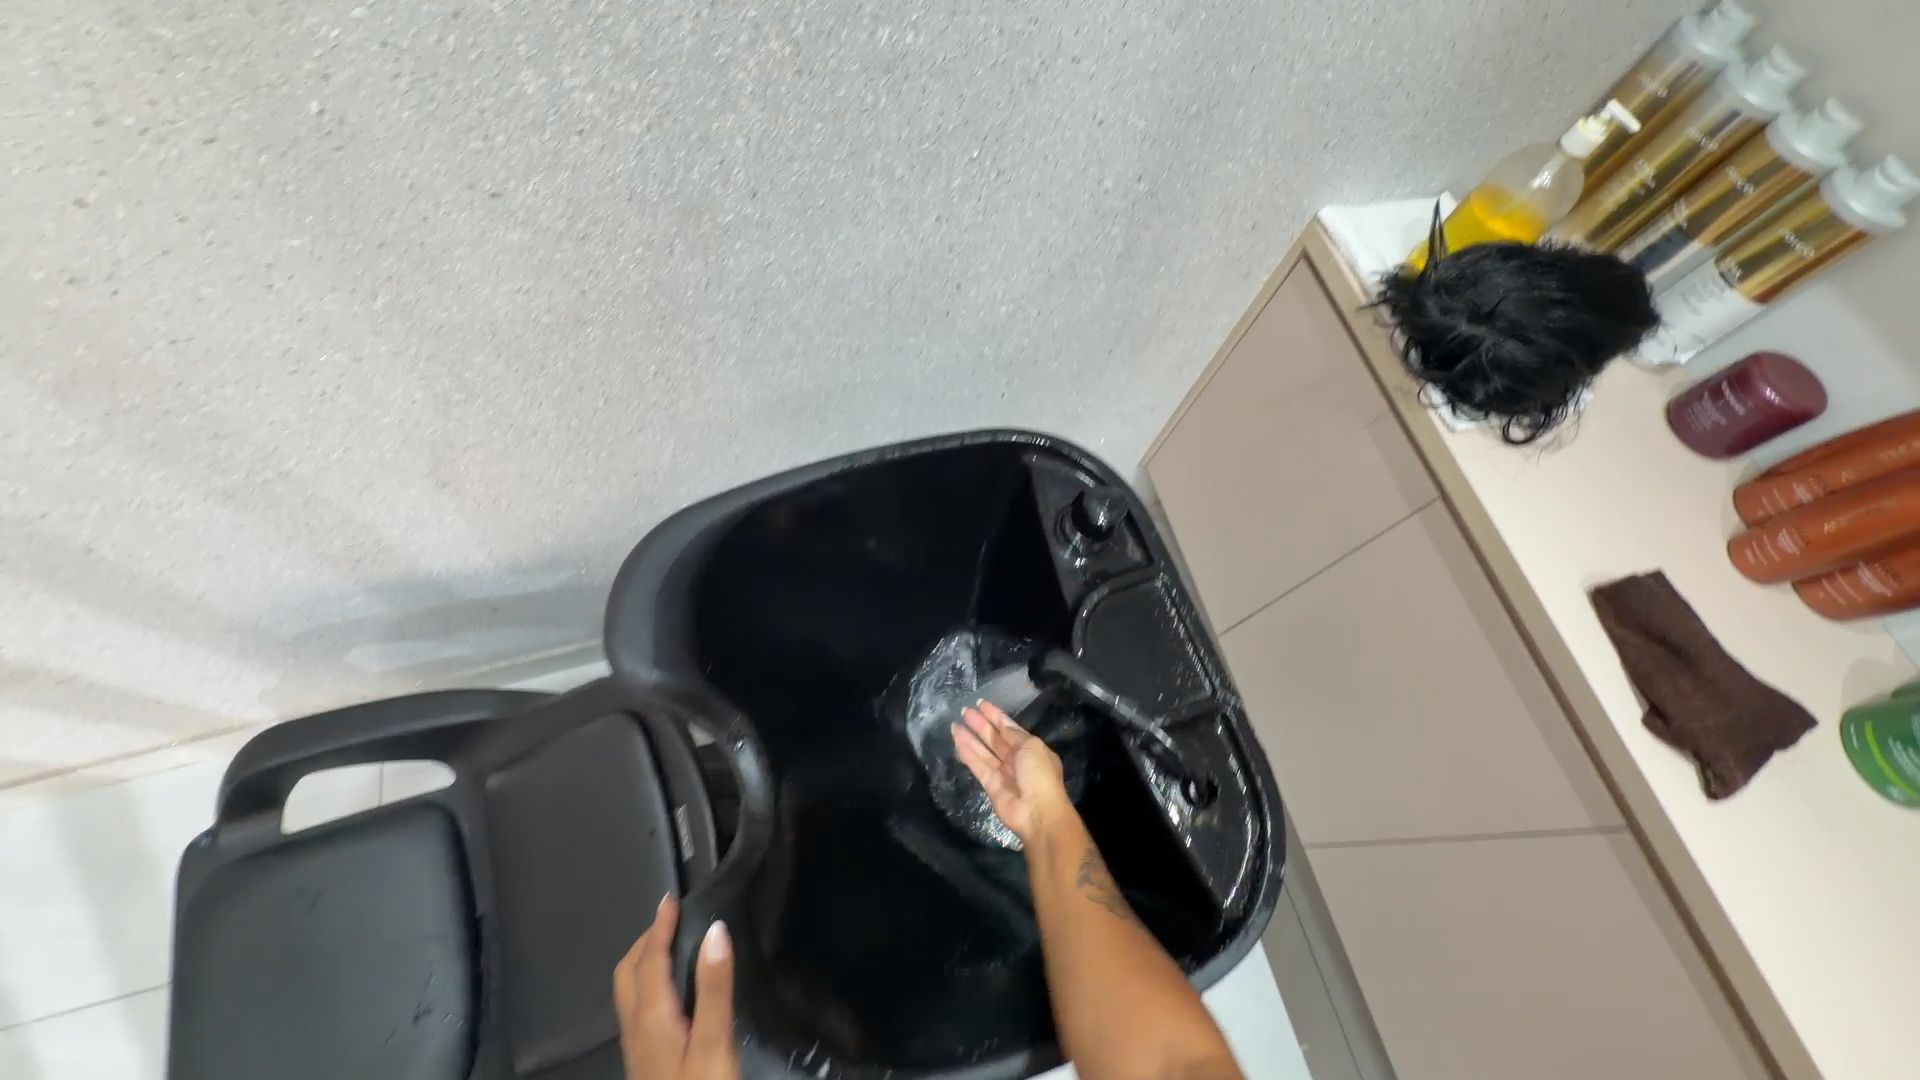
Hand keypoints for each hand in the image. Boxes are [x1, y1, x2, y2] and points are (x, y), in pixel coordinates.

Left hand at [614, 895, 738, 1079]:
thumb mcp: (714, 1043)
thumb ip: (714, 987)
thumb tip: (715, 929)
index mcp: (652, 1019)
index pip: (649, 960)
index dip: (660, 927)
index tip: (671, 899)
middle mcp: (637, 1031)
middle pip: (628, 975)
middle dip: (646, 942)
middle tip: (671, 920)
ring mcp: (638, 1051)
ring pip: (630, 994)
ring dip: (646, 963)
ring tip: (672, 947)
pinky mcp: (647, 1065)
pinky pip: (639, 1009)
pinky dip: (651, 984)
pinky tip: (675, 994)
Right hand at [952, 700, 1069, 843]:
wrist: (1038, 812)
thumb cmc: (1040, 775)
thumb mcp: (1031, 746)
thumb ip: (1013, 734)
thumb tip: (1002, 724)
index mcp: (1030, 748)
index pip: (1009, 728)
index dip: (995, 716)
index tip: (981, 704)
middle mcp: (1016, 759)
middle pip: (994, 738)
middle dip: (980, 724)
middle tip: (965, 711)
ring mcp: (1003, 773)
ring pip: (983, 751)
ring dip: (970, 738)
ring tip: (955, 724)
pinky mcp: (991, 785)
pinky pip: (977, 765)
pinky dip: (967, 754)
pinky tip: (957, 741)